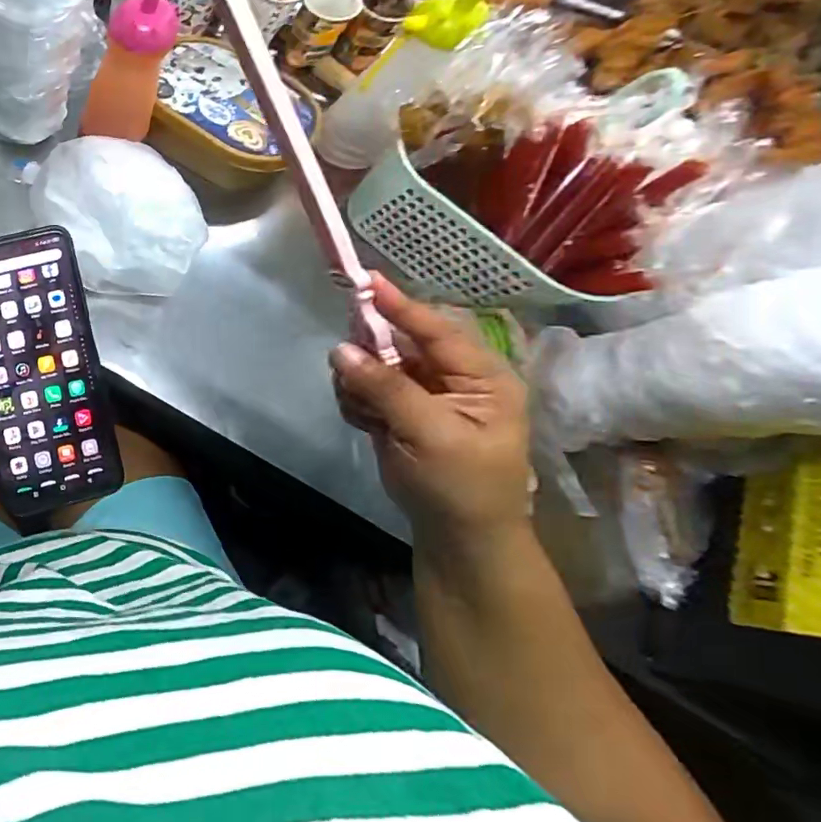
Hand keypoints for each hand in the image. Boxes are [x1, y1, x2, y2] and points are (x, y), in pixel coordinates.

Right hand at [329, 273, 532, 539]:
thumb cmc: (461, 486)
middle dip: (370, 352)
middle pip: (399, 343)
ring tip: (361, 411)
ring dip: (358, 383)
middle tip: (345, 362)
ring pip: (375, 365)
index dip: (400, 305)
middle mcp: (452, 377)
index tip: (365, 281)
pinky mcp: (399, 412)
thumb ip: (386, 388)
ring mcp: (423, 394)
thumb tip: (340, 349)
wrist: (459, 540)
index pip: (436, 329)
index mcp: (481, 376)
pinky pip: (365, 388)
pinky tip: (364, 424)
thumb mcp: (430, 434)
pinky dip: (356, 400)